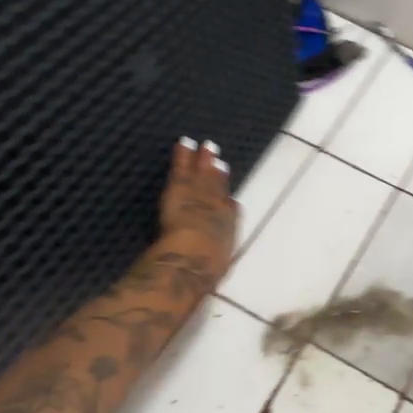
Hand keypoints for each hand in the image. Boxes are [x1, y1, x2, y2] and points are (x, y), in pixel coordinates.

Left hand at [160, 137, 238, 277]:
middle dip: (218, 171)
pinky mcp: (182, 188)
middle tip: (219, 157)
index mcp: (229, 227)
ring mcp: (200, 194)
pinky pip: (183, 168)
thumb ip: (217, 259)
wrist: (193, 256)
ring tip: (207, 145)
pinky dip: (184, 155)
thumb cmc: (205, 269)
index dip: (228, 203)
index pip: (231, 211)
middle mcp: (218, 207)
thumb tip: (216, 261)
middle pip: (218, 185)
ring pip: (203, 173)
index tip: (229, 199)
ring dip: (205, 159)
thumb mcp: (218, 266)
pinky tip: (183, 144)